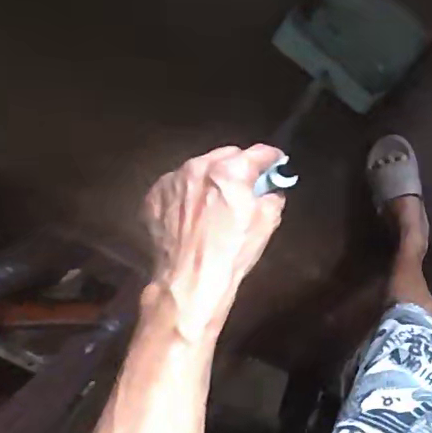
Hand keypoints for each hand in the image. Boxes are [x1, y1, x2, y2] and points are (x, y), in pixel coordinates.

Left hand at [139, 144, 286, 339]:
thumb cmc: (232, 251)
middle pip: (227, 155)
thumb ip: (273, 196)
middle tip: (245, 187)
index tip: (276, 164)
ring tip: (216, 203)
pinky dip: (188, 193)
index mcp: (231, 170)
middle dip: (239, 167)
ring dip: (211, 178)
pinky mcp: (154, 196)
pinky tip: (193, 214)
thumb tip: (271, 189)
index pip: (259, 152)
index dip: (272, 158)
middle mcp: (199, 166)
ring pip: (200, 168)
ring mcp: (173, 180)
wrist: (189, 280)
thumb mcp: (267, 222)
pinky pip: (178, 185)